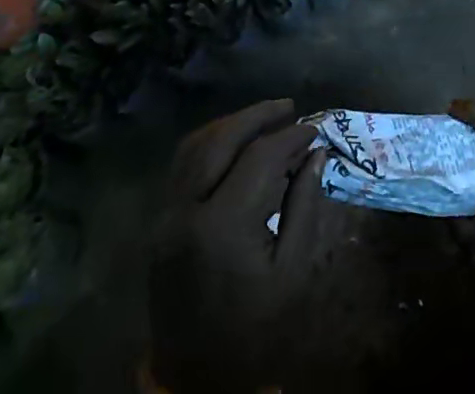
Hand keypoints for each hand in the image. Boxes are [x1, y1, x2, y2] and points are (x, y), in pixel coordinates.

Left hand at [148, 99, 337, 392]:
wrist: (198, 374)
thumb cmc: (256, 327)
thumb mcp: (292, 270)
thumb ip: (304, 206)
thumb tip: (315, 155)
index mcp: (224, 226)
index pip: (260, 158)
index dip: (290, 137)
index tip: (314, 129)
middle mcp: (187, 210)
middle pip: (220, 139)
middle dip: (256, 116)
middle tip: (288, 107)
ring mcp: (166, 213)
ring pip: (194, 145)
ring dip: (230, 124)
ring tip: (264, 118)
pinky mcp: (159, 219)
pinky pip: (182, 164)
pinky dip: (208, 142)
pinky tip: (232, 141)